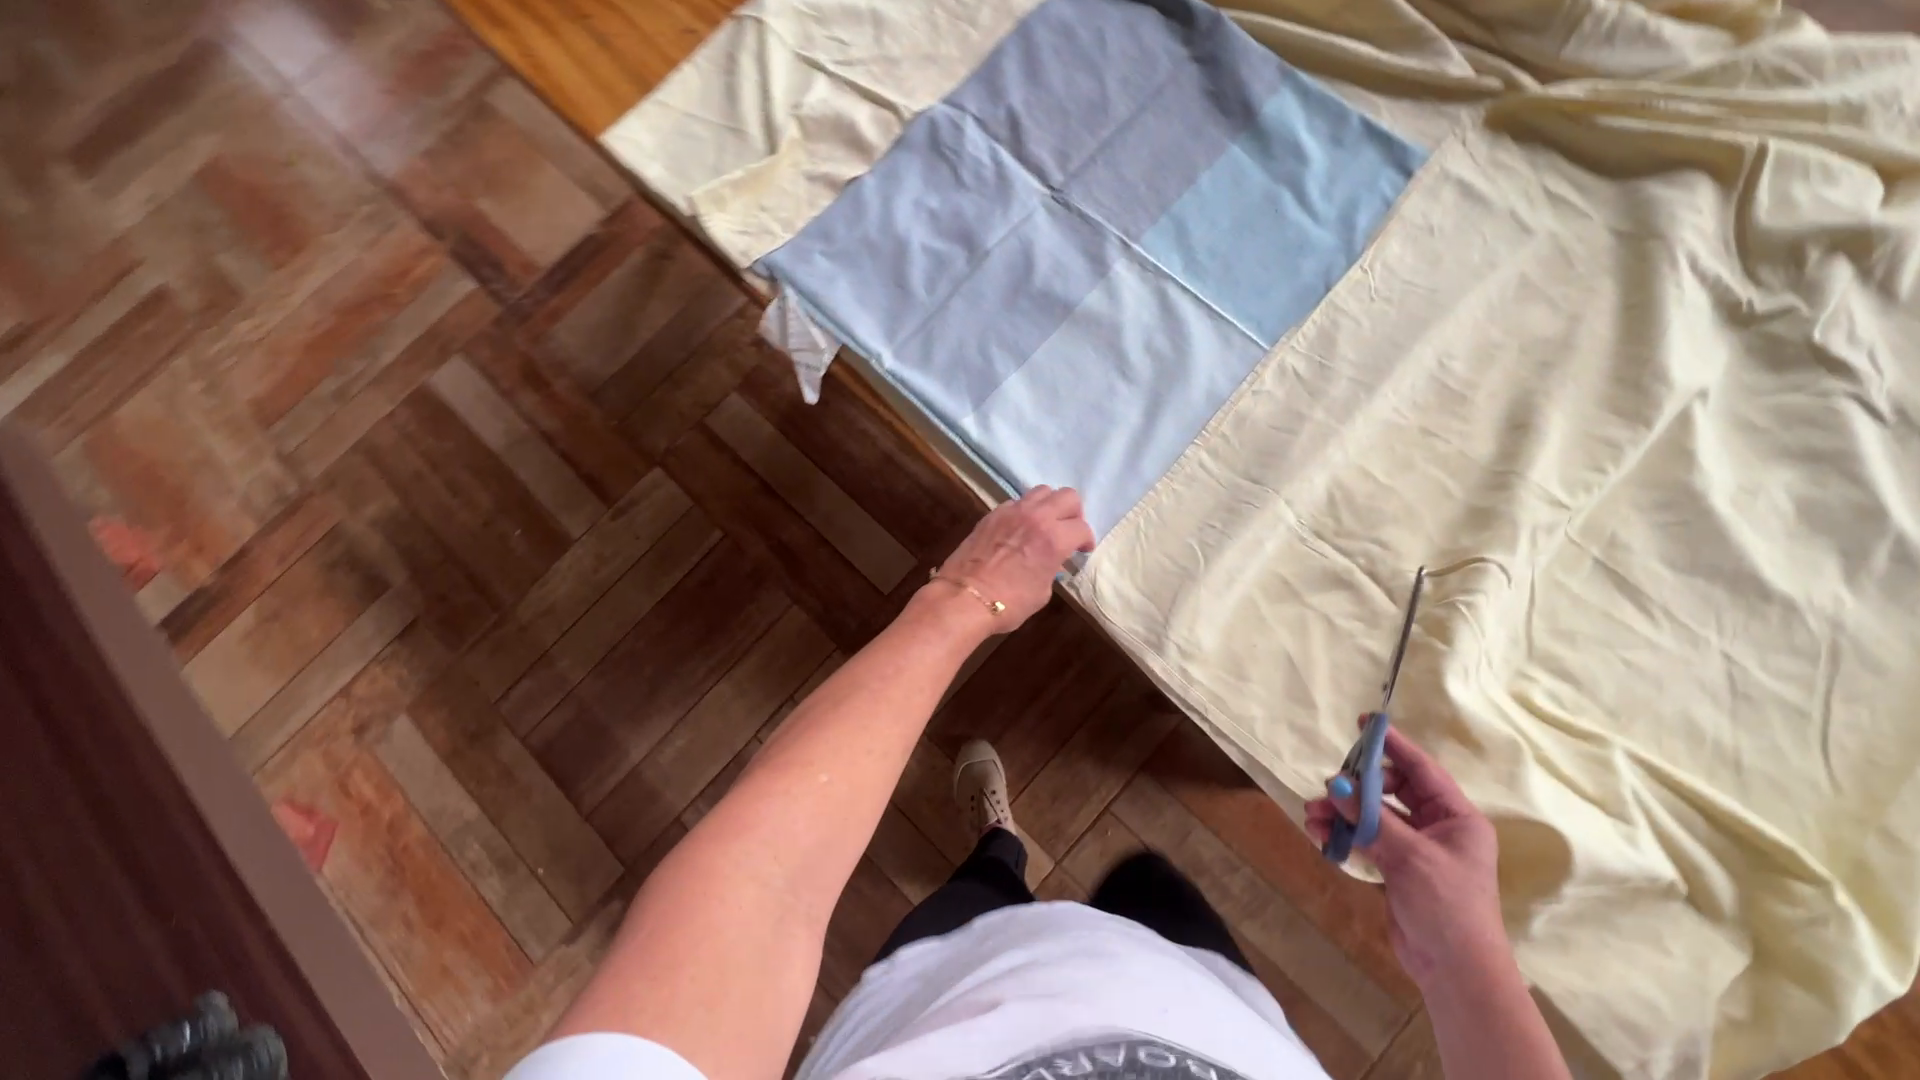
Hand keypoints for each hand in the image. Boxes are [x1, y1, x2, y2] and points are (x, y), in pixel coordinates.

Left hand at [925, 486, 1095, 631]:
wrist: (964, 598)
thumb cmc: (1009, 603)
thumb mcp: (1042, 591)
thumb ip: (1052, 567)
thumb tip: (1051, 561)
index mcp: (1054, 538)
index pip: (1082, 527)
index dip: (1085, 540)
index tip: (1081, 550)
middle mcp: (1036, 517)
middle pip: (1067, 496)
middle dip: (1073, 513)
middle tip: (1067, 531)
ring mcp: (1011, 512)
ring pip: (1041, 492)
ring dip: (1048, 506)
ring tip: (1044, 524)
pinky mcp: (991, 514)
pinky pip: (1016, 503)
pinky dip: (1023, 512)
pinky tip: (1018, 529)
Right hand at [1306, 721, 1504, 988]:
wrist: (1454, 970)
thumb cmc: (1447, 906)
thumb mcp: (1411, 857)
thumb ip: (1372, 819)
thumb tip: (1335, 784)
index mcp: (1456, 818)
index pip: (1421, 770)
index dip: (1393, 745)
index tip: (1365, 722)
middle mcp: (1437, 827)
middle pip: (1390, 790)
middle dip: (1356, 787)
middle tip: (1328, 786)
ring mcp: (1415, 848)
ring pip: (1372, 815)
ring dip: (1342, 812)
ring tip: (1312, 816)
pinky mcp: (1395, 868)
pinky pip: (1364, 838)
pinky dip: (1343, 833)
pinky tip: (1320, 835)